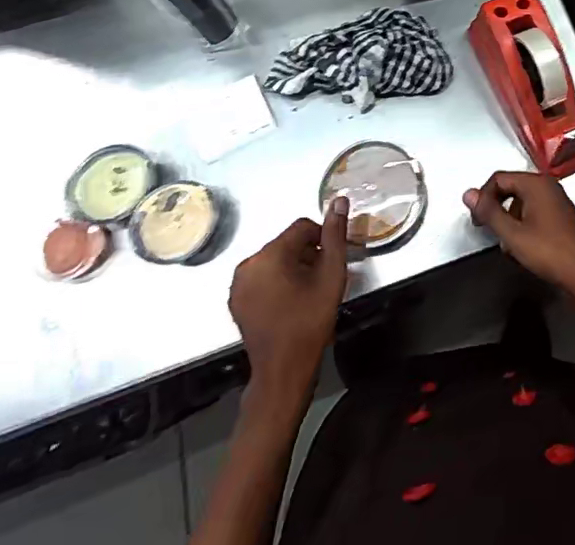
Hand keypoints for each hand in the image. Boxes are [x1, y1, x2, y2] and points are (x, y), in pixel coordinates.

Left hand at [229, 198, 348, 395]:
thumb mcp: (331, 279)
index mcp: (270, 254)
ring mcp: (238, 282)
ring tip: (306, 294)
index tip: (331, 260)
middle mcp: (249, 263)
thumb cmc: (309, 325)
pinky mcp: (235, 299)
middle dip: (306, 255)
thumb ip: (335, 237)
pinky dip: (274, 283)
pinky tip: (288, 304)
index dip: (321, 239)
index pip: (301, 227)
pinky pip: (259, 279)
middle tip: (322, 280)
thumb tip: (339, 202)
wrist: (282, 372)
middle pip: (285, 244)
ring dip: (291, 269)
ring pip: (272, 261)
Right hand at [463, 172, 574, 296]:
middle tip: (488, 229)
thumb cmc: (549, 253)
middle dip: (496, 207)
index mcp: (536, 184)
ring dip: (509, 218)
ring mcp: (557, 201)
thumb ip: (488, 212)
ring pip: (521, 201)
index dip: (483, 197)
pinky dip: (523, 224)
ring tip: (507, 242)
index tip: (478, 219)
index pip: (498, 179)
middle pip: (510, 188)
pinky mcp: (562, 216)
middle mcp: (548, 186)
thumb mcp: (511, 234)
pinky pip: (534, 211)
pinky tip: (523, 245)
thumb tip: (468, 194)